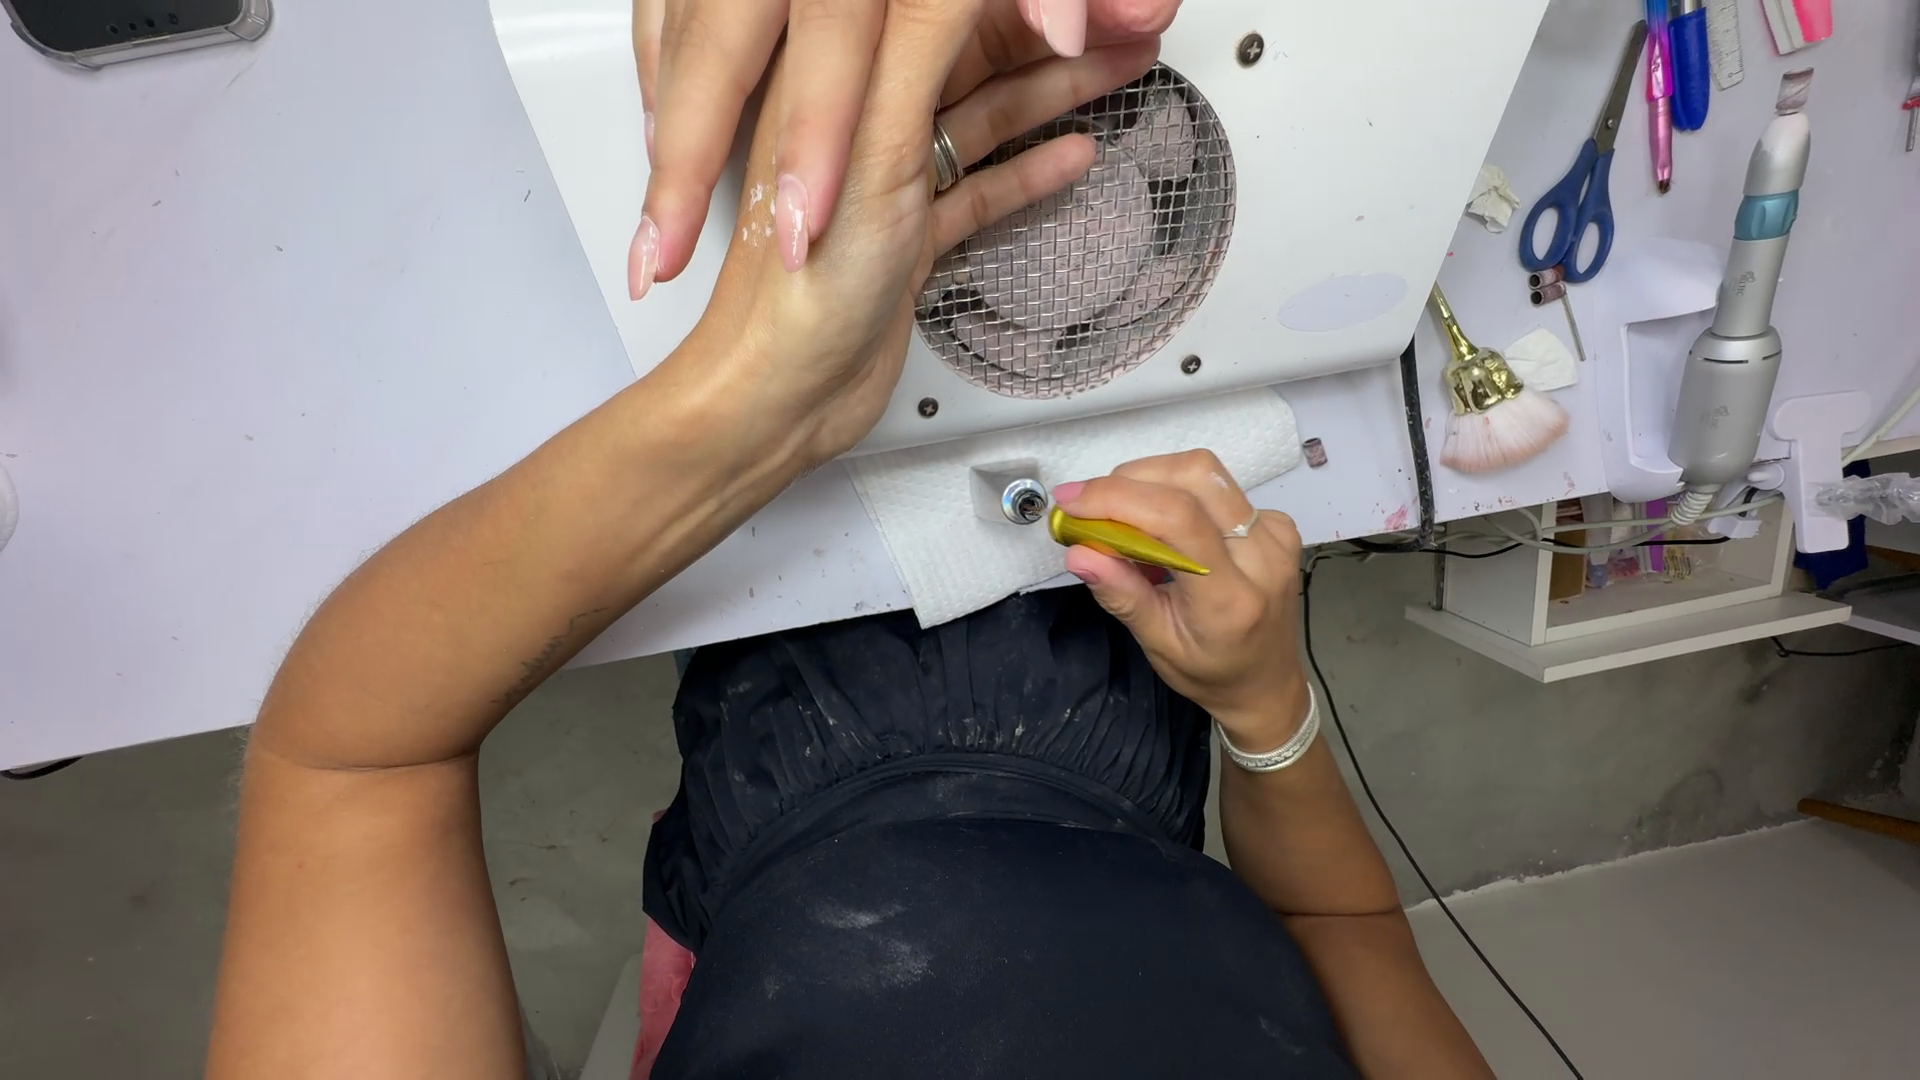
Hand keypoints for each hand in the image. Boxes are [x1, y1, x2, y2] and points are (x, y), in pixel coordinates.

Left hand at [665, 6, 1158, 463]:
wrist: (787, 396)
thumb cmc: (801, 293)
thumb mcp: (875, 143)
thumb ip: (924, 42)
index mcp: (832, 70)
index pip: (945, 4)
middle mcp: (859, 115)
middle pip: (974, 49)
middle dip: (1055, 30)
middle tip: (1127, 16)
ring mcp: (887, 178)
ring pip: (984, 115)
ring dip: (1053, 92)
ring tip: (1120, 65)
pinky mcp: (907, 233)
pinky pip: (977, 186)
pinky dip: (1026, 172)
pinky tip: (1070, 155)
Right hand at [1052, 451, 1309, 747]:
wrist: (1267, 682)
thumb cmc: (1210, 671)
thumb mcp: (1157, 645)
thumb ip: (1121, 595)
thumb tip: (1078, 553)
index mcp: (1231, 598)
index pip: (1178, 520)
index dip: (1118, 498)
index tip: (1072, 503)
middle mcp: (1263, 555)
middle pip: (1195, 477)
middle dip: (1130, 478)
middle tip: (1091, 504)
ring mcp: (1275, 533)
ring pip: (1204, 472)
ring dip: (1149, 480)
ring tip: (1120, 512)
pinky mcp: (1275, 521)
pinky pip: (1215, 487)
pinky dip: (1173, 492)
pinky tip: (1159, 524)